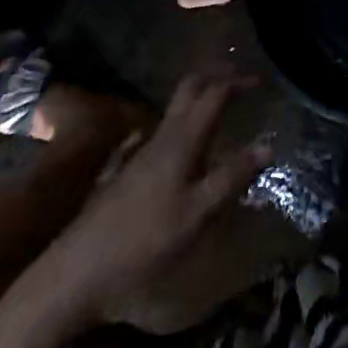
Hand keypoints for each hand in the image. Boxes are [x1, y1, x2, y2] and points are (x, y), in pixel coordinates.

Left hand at [39, 74, 269, 322]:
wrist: (81, 268)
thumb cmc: (145, 243)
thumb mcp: (197, 215)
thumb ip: (231, 178)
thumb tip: (267, 145)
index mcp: (180, 142)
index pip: (211, 94)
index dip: (236, 82)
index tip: (261, 81)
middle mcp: (162, 137)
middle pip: (188, 90)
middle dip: (215, 78)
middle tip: (242, 83)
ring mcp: (144, 151)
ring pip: (177, 110)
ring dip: (202, 99)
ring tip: (226, 109)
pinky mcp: (134, 169)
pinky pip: (168, 131)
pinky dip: (189, 124)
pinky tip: (195, 145)